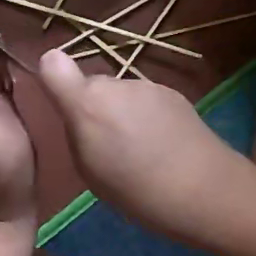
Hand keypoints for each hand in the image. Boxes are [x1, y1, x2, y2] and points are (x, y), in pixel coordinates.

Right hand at [36, 48, 254, 243]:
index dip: (52, 77)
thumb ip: (77, 132)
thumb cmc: (136, 191)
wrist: (204, 189)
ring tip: (139, 150)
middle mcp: (115, 84)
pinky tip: (162, 144)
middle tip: (106, 146)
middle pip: (92, 86)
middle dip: (93, 107)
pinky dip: (146, 115)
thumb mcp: (90, 171)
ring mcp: (147, 85)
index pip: (53, 64)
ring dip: (121, 112)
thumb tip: (78, 113)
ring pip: (120, 93)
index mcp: (86, 104)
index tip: (59, 100)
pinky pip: (145, 100)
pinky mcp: (173, 92)